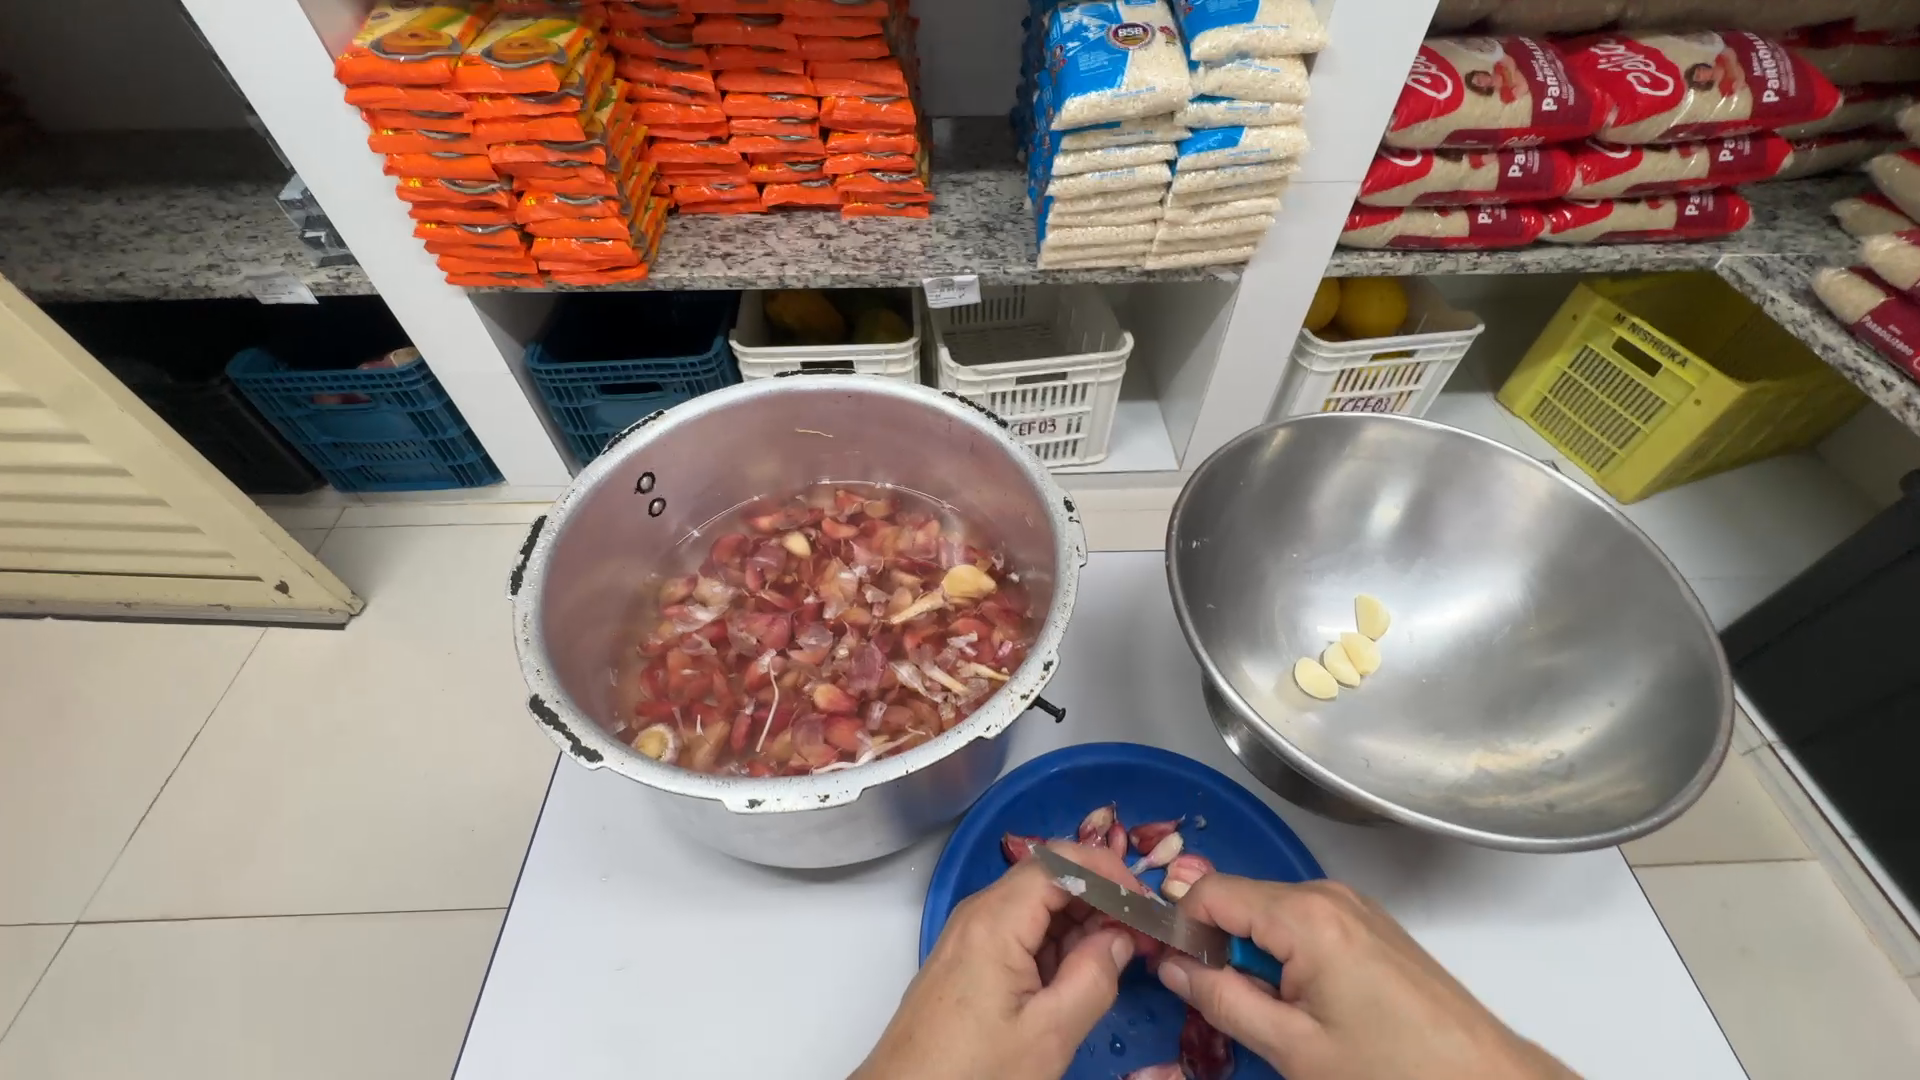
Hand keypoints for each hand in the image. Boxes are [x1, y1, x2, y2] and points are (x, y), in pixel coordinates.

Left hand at [852, 842, 1137, 1079]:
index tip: (1146, 902)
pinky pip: (1022, 928)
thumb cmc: (974, 1072)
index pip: (1058, 862)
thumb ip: (1093, 979)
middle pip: (1048, 876)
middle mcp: (981, 910)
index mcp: (996, 918)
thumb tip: (1122, 936)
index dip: (1107, 871)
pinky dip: (1058, 939)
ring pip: (1037, 902)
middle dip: (1099, 894)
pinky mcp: (972, 955)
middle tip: (1144, 928)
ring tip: (1125, 947)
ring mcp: (974, 931)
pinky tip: (1085, 965)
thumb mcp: (1047, 1036)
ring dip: (1082, 918)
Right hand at [1156, 876, 1578, 1079]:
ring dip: (1257, 955)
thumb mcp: (1294, 1050)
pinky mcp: (1369, 921)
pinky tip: (1314, 1004)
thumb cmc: (1391, 1073)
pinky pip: (1304, 922)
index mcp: (1302, 914)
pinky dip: (1289, 954)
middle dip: (1223, 948)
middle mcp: (1323, 891)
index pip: (1209, 892)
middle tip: (1235, 1008)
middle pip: (1240, 900)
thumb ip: (1222, 1000)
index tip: (1179, 973)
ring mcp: (1351, 903)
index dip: (1183, 928)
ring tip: (1283, 1015)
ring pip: (1270, 913)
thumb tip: (1170, 966)